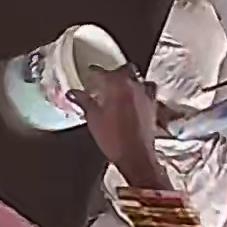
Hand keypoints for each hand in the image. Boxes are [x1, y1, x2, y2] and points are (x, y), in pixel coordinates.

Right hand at [67, 65, 169, 189]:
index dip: (93, 73)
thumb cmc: (112, 137)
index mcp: (115, 84)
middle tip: (104, 82)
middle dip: (113, 73)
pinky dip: (141, 90)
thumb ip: (83, 101)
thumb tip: (72, 93)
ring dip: (129, 79)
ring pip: (137, 77)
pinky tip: (135, 98)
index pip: (101, 72)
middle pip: (123, 69)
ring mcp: (145, 93)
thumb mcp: (93, 118)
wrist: (135, 156)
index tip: (88, 74)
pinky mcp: (153, 104)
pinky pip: (148, 89)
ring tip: (121, 88)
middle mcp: (132, 84)